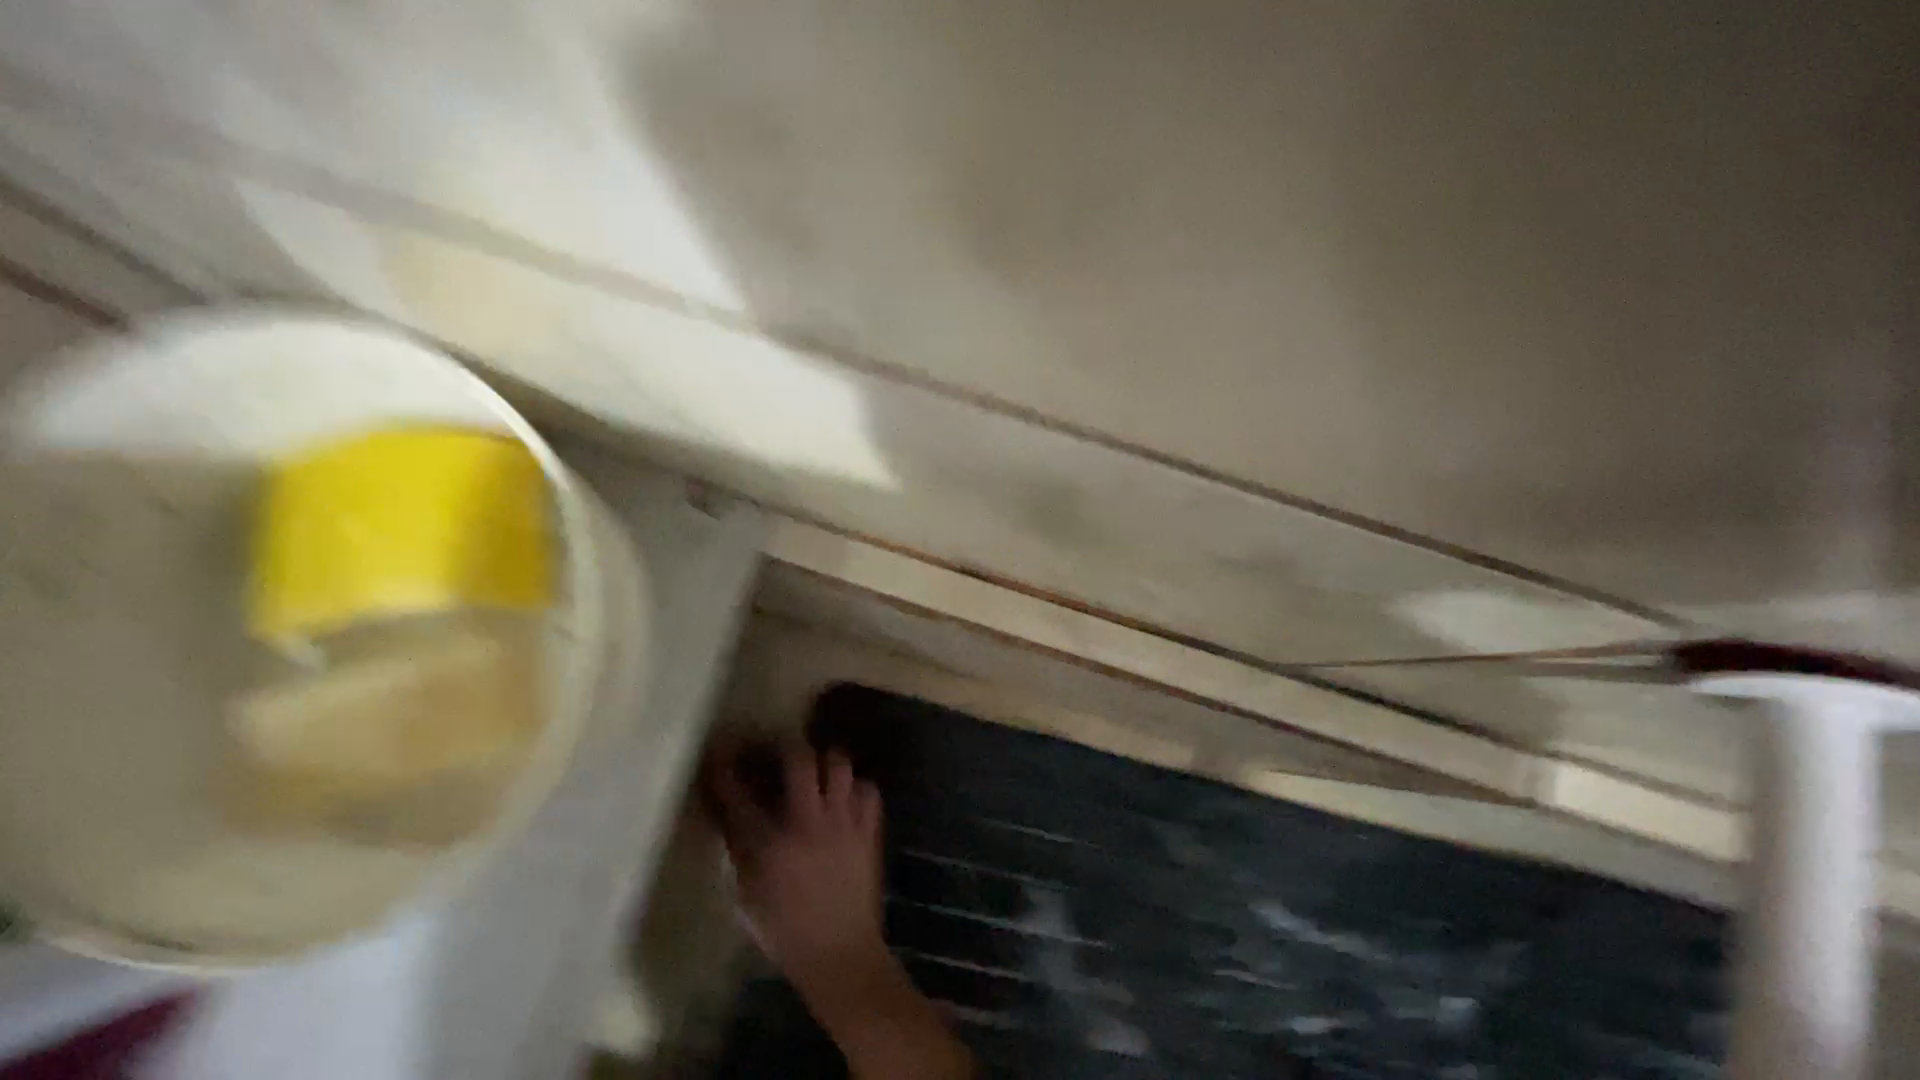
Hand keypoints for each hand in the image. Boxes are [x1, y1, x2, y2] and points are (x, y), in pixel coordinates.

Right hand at [707, 742, 887, 990]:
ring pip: (839, 764)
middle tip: (779, 753)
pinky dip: (856, 787)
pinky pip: (868, 790)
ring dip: (825, 762)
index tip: (720, 752)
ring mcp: (843, 823)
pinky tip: (845, 799)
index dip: (725, 768)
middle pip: (798, 759)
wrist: (838, 953)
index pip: (738, 792)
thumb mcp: (746, 895)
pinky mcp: (869, 831)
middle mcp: (807, 822)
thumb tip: (734, 818)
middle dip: (785, 747)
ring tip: (817, 772)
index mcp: (768, 842)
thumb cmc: (784, 932)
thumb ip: (740, 851)